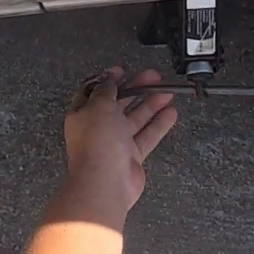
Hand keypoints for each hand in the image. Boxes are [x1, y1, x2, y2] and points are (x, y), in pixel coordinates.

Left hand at [58, 67, 177, 222]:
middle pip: (119, 102)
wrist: (105, 182)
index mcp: (83, 113)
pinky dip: (159, 124)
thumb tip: (108, 79)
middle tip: (153, 77)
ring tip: (167, 91)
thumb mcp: (98, 106)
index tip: (122, 71)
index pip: (95, 91)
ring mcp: (116, 142)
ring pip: (136, 118)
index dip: (108, 80)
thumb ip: (105, 90)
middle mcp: (99, 127)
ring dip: (151, 103)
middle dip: (135, 88)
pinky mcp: (131, 156)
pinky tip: (171, 112)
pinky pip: (147, 135)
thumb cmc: (96, 144)